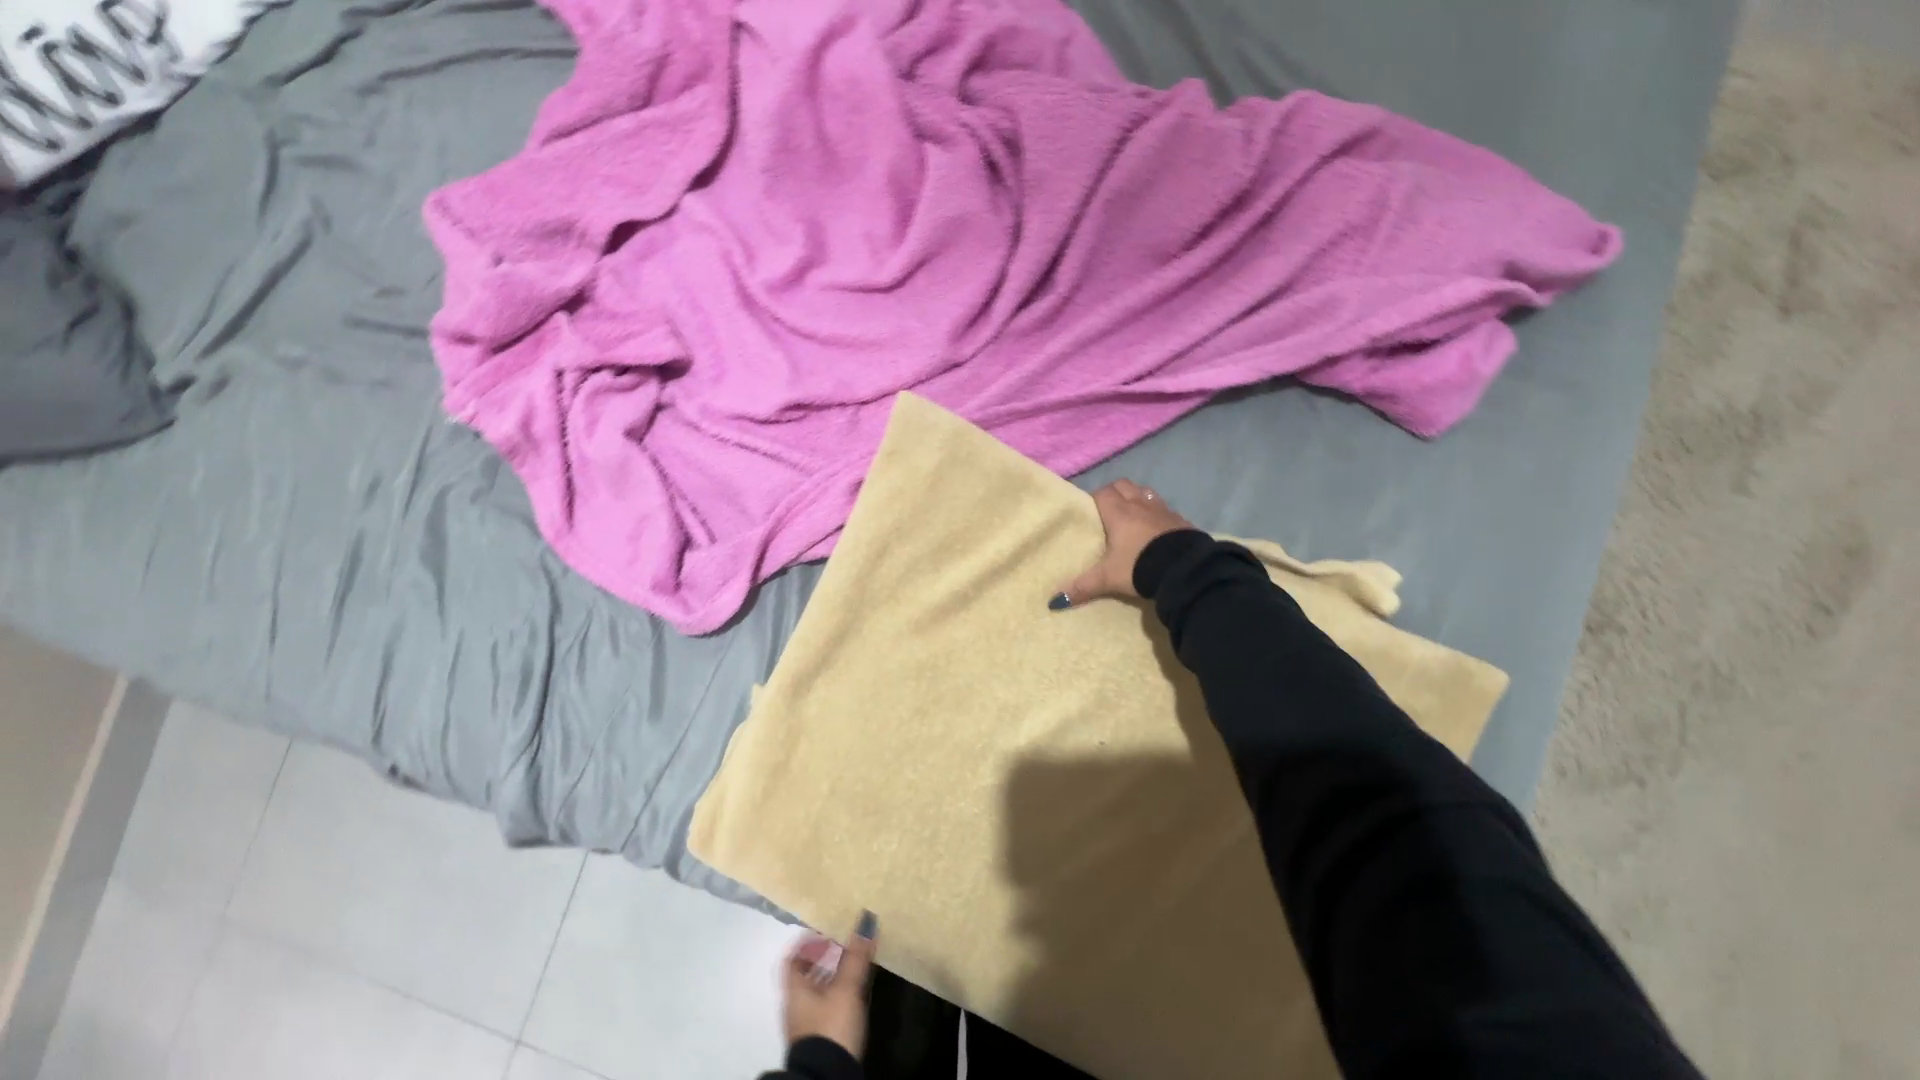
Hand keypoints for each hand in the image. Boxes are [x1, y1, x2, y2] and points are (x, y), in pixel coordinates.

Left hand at [782, 911, 877, 1059]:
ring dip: (831, 976)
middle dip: (823, 958)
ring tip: (853, 967)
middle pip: (804, 974)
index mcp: (794, 989)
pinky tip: (852, 996)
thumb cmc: (831, 1025)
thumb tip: (865, 921)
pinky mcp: (818, 1036)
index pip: (792, 958)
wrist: (828, 1075)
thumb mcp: (846, 989)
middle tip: (845, 946)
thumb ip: (855, 957)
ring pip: (815, 991)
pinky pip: (824, 1006)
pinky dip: (836, 994)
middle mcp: (795, 1004)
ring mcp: (805, 1022)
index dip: (807, 943)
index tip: (827, 933)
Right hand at [1052, 479, 1192, 607]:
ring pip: (1145, 492)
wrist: (1184, 570)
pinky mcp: (1180, 519)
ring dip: (1137, 497)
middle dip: (1114, 493)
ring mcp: (1163, 510)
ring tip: (1132, 514)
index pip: (1103, 493)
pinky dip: (1157, 513)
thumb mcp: (1108, 579)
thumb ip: (1083, 587)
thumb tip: (1055, 602)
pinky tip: (1156, 528)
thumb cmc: (1139, 567)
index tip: (1090, 511)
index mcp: (1119, 513)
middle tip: (1108, 511)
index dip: (1095, 499)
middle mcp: (1140, 505)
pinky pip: (1165, 508)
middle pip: (1123, 485)